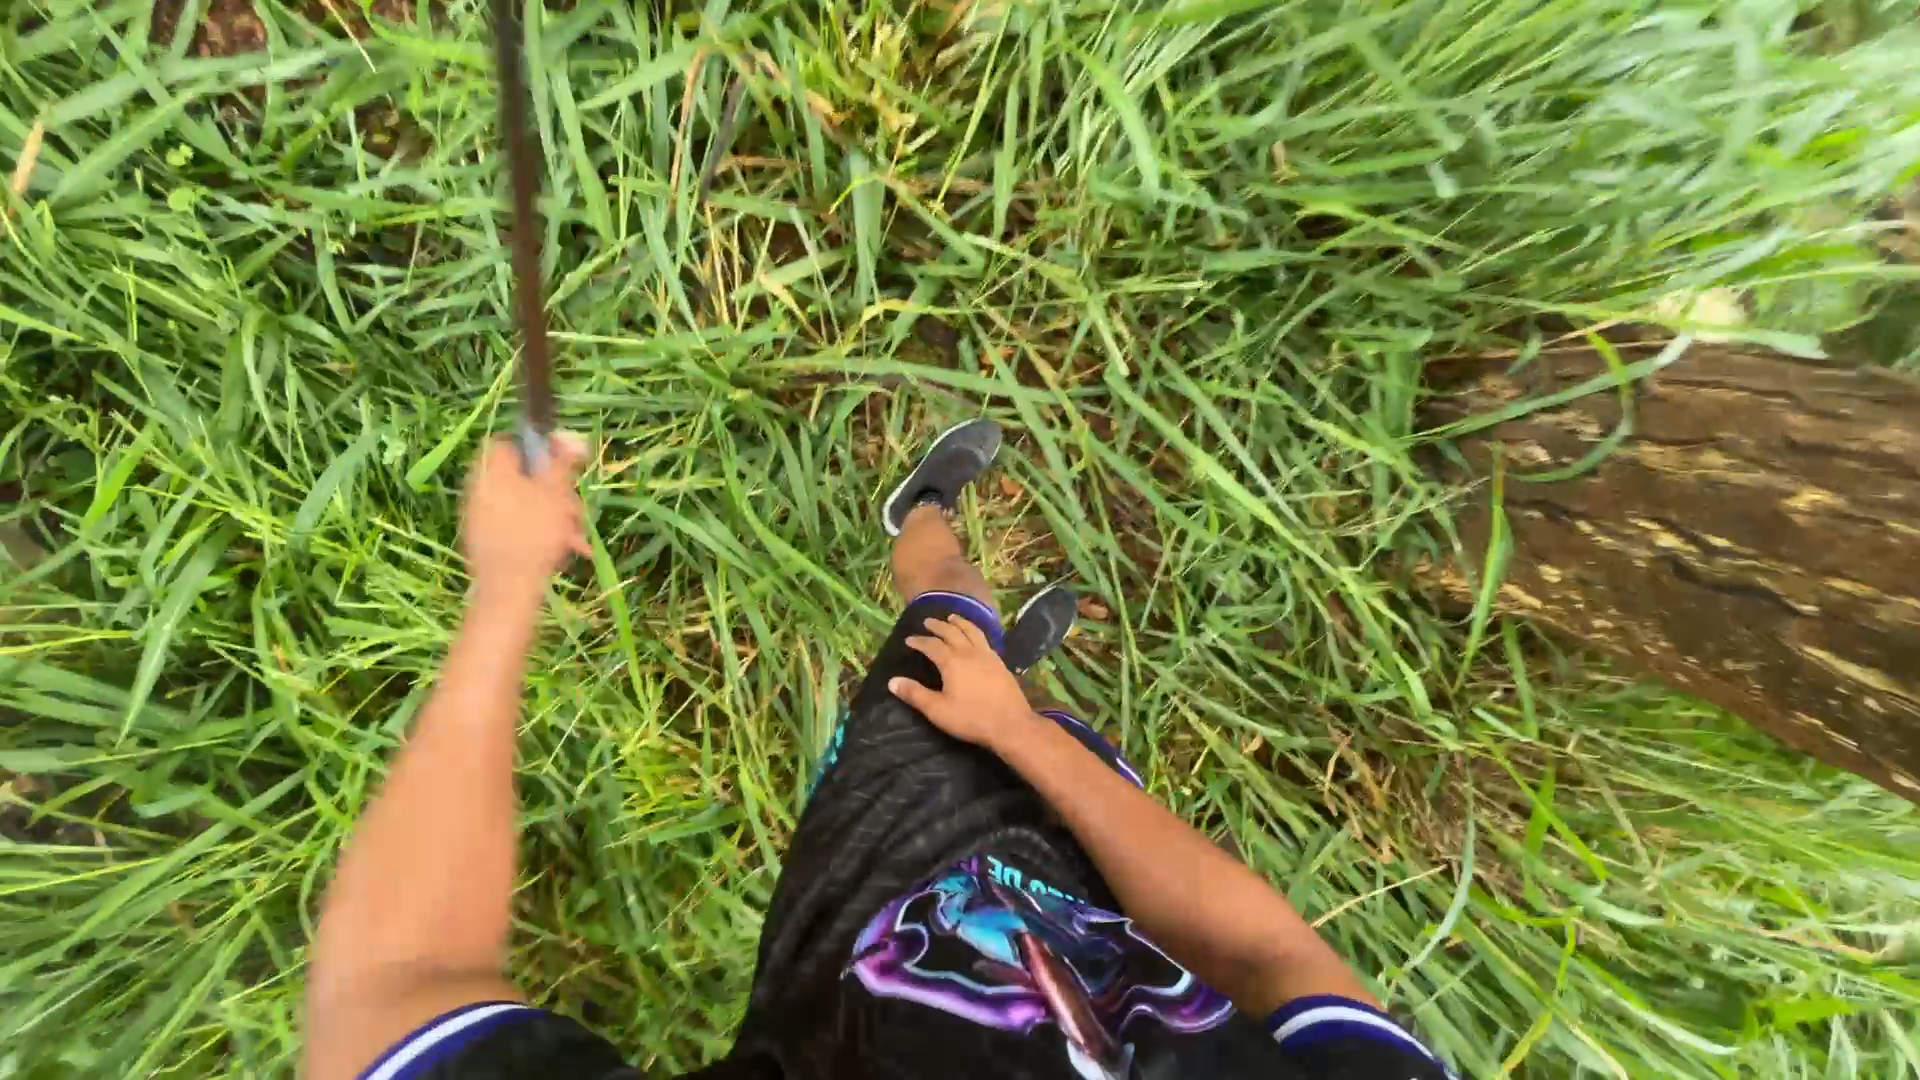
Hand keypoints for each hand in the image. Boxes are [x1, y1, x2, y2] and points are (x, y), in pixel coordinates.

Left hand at [461, 432, 590, 600]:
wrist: (508, 586)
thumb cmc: (534, 534)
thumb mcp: (556, 493)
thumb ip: (562, 463)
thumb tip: (570, 435)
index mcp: (492, 471)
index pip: (509, 442)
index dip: (538, 449)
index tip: (561, 467)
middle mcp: (481, 488)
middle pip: (522, 475)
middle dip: (556, 491)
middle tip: (575, 509)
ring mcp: (481, 515)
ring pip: (526, 502)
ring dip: (555, 514)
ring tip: (575, 535)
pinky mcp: (487, 538)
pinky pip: (519, 523)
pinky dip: (542, 530)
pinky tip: (564, 547)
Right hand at [888, 614, 1036, 749]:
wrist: (1010, 724)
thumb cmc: (971, 719)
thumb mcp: (937, 710)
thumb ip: (915, 694)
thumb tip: (892, 681)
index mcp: (952, 662)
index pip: (932, 645)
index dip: (919, 641)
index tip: (909, 639)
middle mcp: (970, 653)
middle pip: (952, 633)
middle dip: (938, 626)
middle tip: (928, 621)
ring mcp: (988, 656)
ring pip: (972, 632)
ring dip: (960, 623)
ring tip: (952, 618)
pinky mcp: (1000, 663)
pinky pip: (985, 640)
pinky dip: (976, 632)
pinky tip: (976, 638)